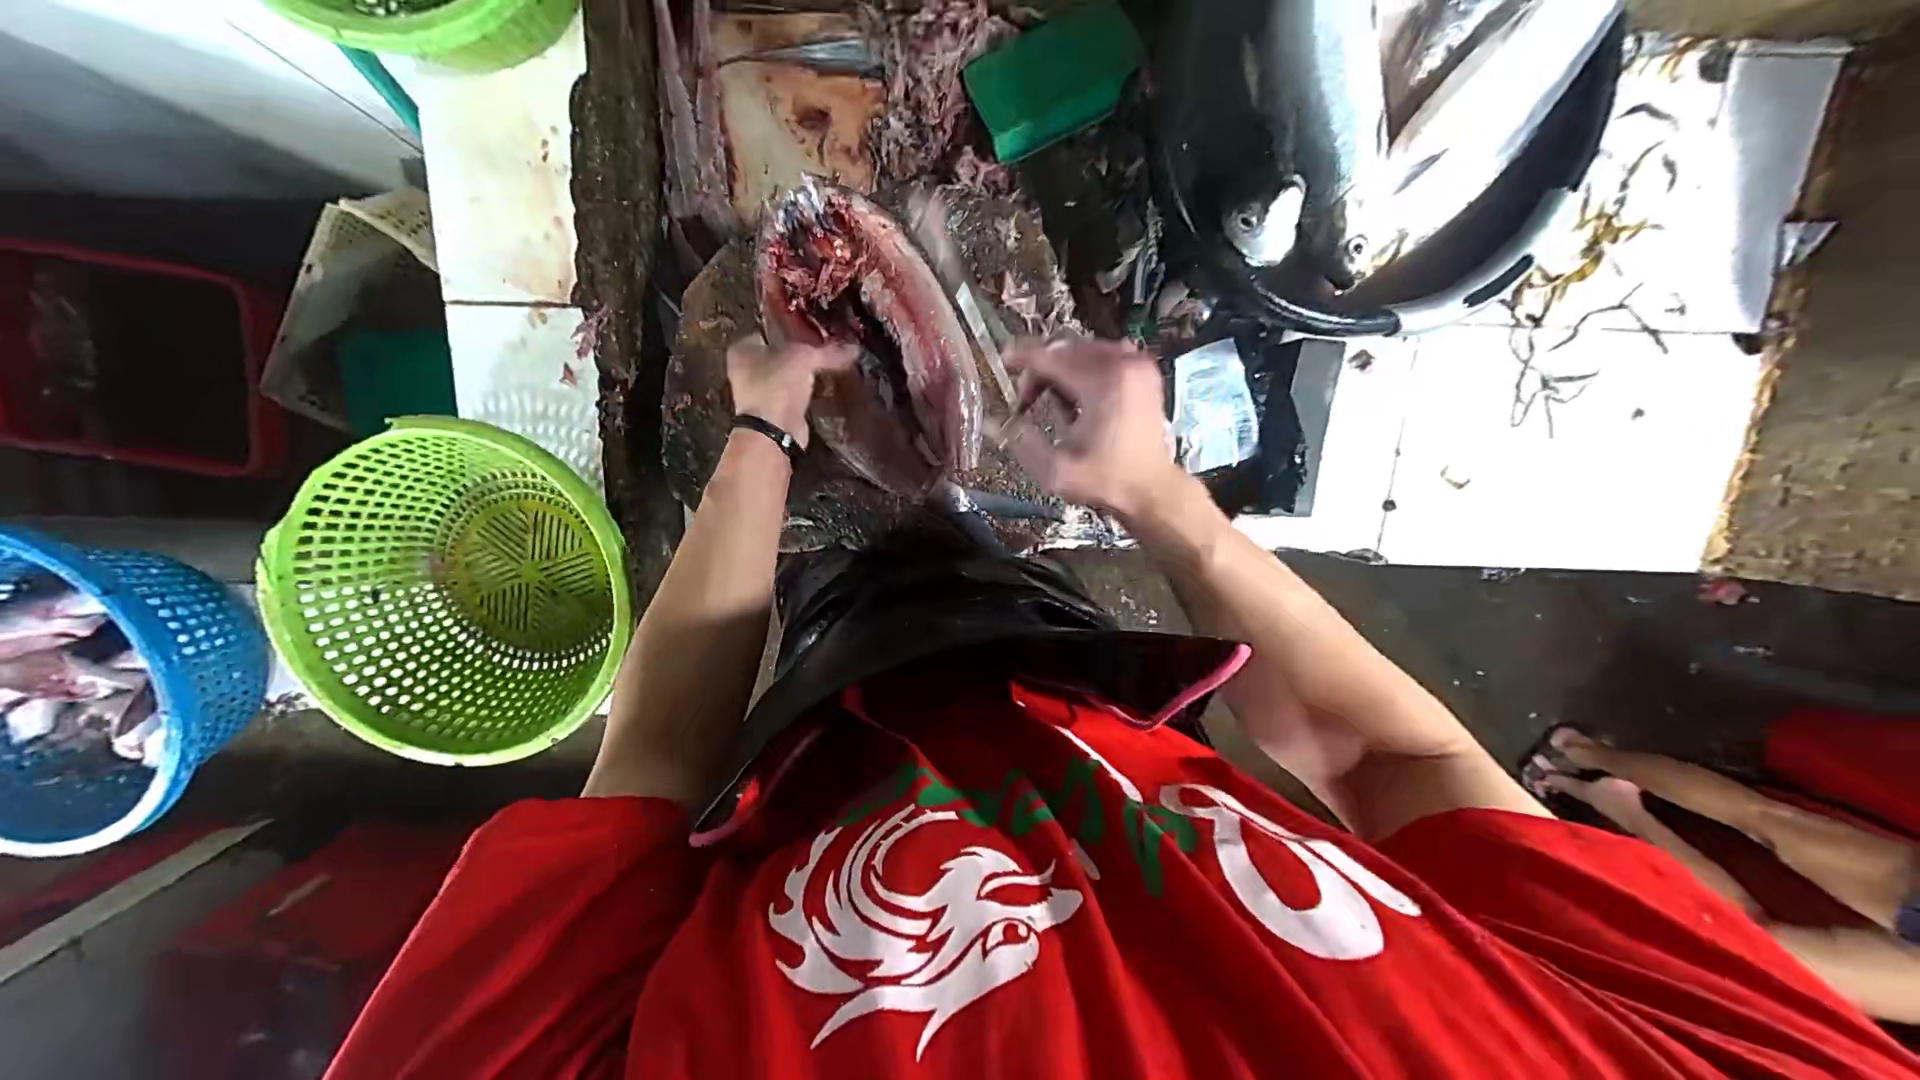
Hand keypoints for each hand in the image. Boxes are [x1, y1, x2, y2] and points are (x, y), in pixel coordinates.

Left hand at [726, 336, 856, 449]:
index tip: (815, 330)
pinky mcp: (774, 413)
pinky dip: (809, 393)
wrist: (773, 432)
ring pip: (789, 377)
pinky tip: (827, 388)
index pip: (770, 331)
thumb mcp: (805, 358)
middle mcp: (746, 370)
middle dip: (802, 354)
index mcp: (743, 349)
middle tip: (827, 349)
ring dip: (806, 375)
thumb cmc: (778, 384)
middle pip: (781, 354)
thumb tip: (855, 349)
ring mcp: (759, 394)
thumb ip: (828, 352)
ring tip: (832, 367)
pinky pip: (796, 395)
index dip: (792, 329)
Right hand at [999, 336, 1187, 521]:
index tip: (1004, 362)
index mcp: (1103, 383)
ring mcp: (1138, 364)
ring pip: (1085, 349)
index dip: (1023, 358)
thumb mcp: (1055, 470)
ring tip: (1055, 402)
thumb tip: (991, 423)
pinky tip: (1079, 394)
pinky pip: (1105, 354)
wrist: (1151, 488)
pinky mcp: (1144, 371)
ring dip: (1063, 368)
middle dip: (1042, 369)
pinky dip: (1086, 366)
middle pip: (1067, 348)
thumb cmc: (1105, 480)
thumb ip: (1021, 443)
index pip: (1052, 357)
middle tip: (1028, 401)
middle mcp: (1123, 364)